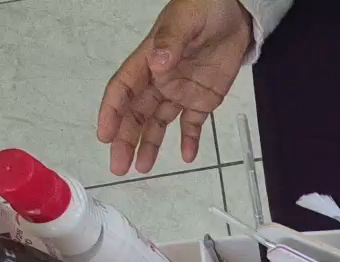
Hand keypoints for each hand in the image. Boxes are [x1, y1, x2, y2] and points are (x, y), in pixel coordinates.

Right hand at [98, 0, 253, 175]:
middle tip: (119, 165)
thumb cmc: (204, 7)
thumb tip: (157, 63)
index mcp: (149, 60)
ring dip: (150, 144)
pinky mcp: (203, 99)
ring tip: (143, 167)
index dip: (113, 112)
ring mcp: (180, 91)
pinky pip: (193, 124)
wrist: (233, 13)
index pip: (123, 90)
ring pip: (159, 122)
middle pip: (137, 113)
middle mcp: (160, 79)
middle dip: (126, 138)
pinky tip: (187, 157)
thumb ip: (171, 42)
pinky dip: (189, 140)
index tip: (105, 134)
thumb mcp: (186, 20)